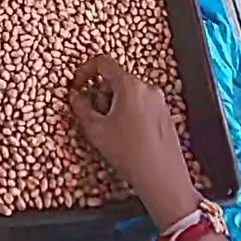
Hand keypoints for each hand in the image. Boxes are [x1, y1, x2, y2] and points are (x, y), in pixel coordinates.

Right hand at [69, 55, 196, 226]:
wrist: (163, 178)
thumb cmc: (129, 153)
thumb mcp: (96, 130)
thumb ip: (81, 108)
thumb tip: (76, 97)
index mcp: (130, 85)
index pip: (103, 62)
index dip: (85, 71)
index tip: (77, 85)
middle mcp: (147, 88)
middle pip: (115, 79)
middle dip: (100, 94)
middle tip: (95, 117)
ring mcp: (159, 101)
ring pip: (128, 93)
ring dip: (113, 105)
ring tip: (111, 131)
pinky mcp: (165, 115)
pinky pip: (140, 104)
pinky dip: (128, 113)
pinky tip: (126, 137)